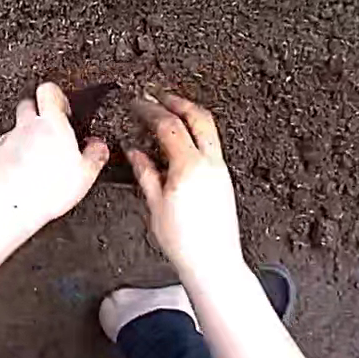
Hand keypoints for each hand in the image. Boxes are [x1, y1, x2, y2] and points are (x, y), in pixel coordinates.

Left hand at [0, 82, 110, 233]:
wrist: (10, 207)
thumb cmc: (46, 189)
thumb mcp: (85, 175)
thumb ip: (95, 154)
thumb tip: (99, 146)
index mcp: (51, 124)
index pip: (49, 90)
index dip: (56, 95)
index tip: (62, 106)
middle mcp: (26, 127)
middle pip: (28, 104)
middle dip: (38, 113)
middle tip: (49, 132)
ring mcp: (7, 141)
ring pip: (16, 130)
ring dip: (25, 139)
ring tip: (36, 162)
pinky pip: (3, 150)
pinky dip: (11, 158)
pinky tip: (20, 175)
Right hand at [127, 94, 245, 281]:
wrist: (214, 263)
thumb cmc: (185, 242)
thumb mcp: (155, 205)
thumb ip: (145, 172)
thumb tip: (135, 151)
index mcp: (189, 167)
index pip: (169, 125)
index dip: (150, 109)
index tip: (137, 102)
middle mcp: (210, 163)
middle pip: (197, 117)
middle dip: (176, 101)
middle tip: (157, 94)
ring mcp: (220, 170)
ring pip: (208, 129)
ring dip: (188, 114)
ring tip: (168, 111)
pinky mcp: (223, 179)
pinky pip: (210, 144)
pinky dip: (195, 132)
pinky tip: (180, 139)